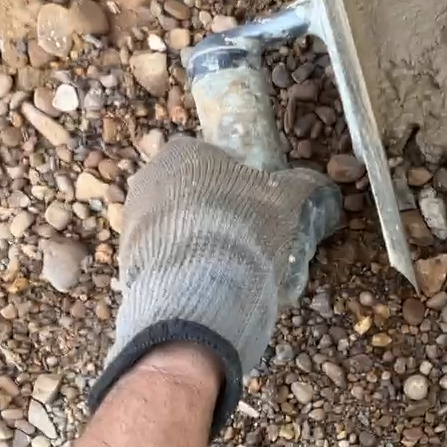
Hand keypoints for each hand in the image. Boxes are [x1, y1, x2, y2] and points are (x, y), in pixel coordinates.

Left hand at [89, 138, 339, 431]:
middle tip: (249, 245)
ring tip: (230, 274)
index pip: (218, 160)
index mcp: (185, 151)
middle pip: (195, 193)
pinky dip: (185, 270)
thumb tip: (317, 183)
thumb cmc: (245, 233)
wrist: (199, 294)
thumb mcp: (287, 203)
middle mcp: (150, 176)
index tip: (261, 214)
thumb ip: (303, 186)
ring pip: (179, 228)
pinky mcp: (129, 260)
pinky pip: (165, 259)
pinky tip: (208, 290)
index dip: (243, 187)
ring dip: (202, 244)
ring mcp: (134, 219)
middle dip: (219, 216)